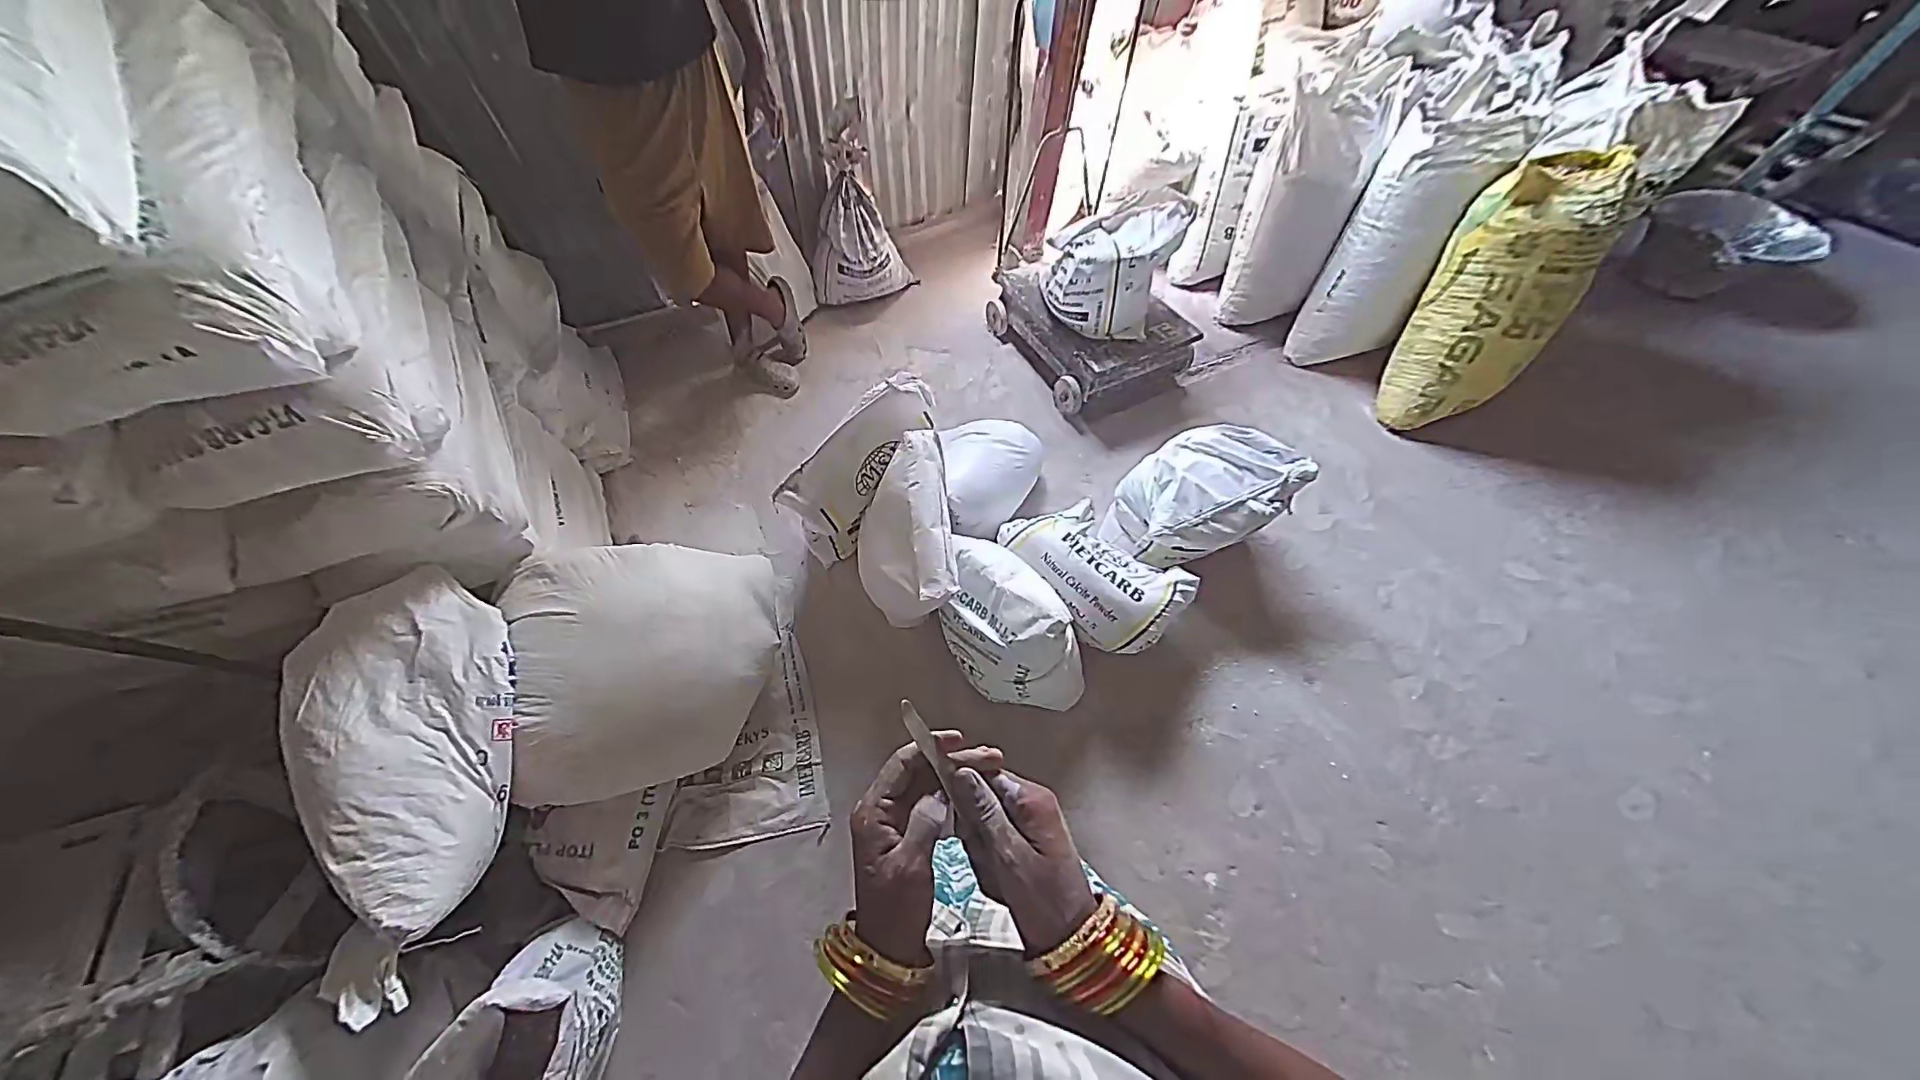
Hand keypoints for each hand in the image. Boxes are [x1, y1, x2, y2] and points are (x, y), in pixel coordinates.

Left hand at [742, 62, 782, 141]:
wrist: (758, 59)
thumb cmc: (753, 78)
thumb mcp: (748, 99)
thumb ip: (749, 117)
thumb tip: (748, 133)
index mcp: (771, 110)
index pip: (775, 128)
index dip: (774, 136)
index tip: (774, 145)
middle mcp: (776, 105)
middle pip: (780, 122)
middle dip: (780, 132)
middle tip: (779, 139)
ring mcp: (775, 97)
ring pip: (781, 114)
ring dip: (781, 122)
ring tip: (779, 128)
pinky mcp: (773, 89)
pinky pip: (778, 106)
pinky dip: (778, 112)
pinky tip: (774, 110)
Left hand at [850, 733, 1001, 966]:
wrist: (889, 952)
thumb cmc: (895, 912)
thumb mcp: (910, 868)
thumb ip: (923, 824)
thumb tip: (941, 793)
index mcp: (873, 812)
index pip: (902, 765)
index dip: (929, 747)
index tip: (959, 741)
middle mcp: (881, 810)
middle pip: (917, 771)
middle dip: (952, 759)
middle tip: (988, 756)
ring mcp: (894, 822)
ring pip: (926, 784)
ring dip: (955, 774)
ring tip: (988, 767)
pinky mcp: (908, 834)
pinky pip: (930, 802)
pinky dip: (952, 793)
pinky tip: (973, 792)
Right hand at [950, 767, 1099, 956]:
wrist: (1071, 938)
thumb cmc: (1043, 900)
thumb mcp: (1009, 857)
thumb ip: (984, 812)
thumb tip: (961, 771)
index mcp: (1030, 798)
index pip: (984, 771)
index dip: (960, 785)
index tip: (946, 807)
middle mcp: (1031, 800)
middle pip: (981, 794)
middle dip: (971, 826)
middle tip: (983, 857)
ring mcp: (1028, 818)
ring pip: (982, 818)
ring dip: (979, 845)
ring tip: (993, 872)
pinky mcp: (1024, 837)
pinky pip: (991, 836)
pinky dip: (987, 855)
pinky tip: (996, 876)